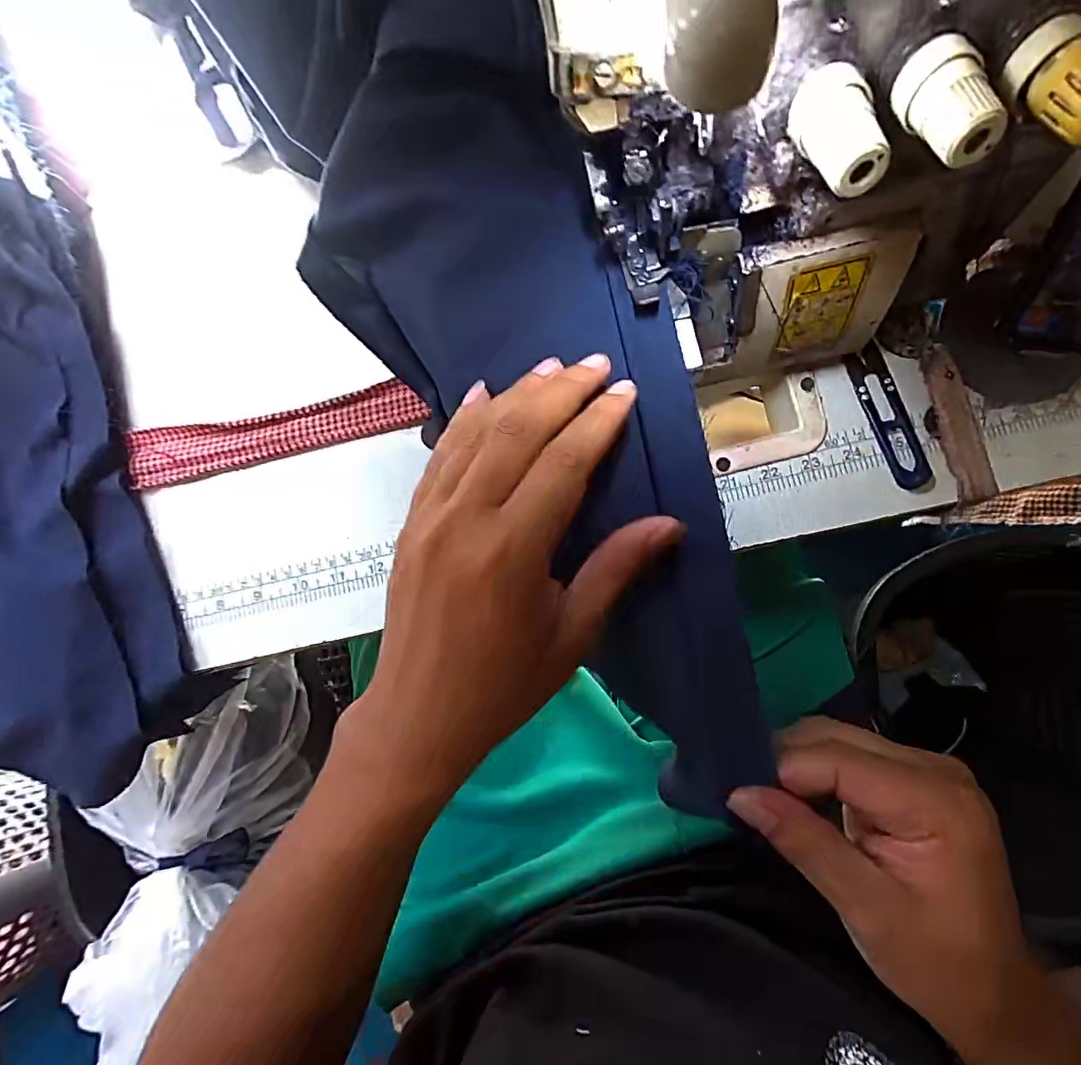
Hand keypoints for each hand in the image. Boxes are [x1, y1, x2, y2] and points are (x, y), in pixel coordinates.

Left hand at [340, 356, 683, 808]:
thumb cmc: (504, 686)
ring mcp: (430, 517)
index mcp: (512, 551)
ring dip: (517, 394)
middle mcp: (466, 520)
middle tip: (595, 365)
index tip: (623, 393)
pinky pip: (439, 455)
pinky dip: (464, 418)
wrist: (418, 716)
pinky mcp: (411, 522)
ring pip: (476, 434)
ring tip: (551, 368)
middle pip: (518, 432)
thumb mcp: (572, 636)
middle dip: (561, 392)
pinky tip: (483, 393)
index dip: (597, 422)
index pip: (562, 463)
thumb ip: (616, 570)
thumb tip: (669, 524)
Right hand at [727, 719, 1080, 1064]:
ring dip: (798, 763)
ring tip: (763, 795)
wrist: (994, 992)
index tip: (739, 794)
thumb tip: (741, 794)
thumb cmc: (935, 962)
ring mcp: (930, 769)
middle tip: (744, 793)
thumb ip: (804, 842)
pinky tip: (796, 796)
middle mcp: (936, 767)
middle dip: (785, 760)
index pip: (837, 758)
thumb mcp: (864, 908)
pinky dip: (818, 772)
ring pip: (841, 739)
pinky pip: (854, 757)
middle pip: (838, 737)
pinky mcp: (918, 779)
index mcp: (935, 798)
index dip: (782, 770)